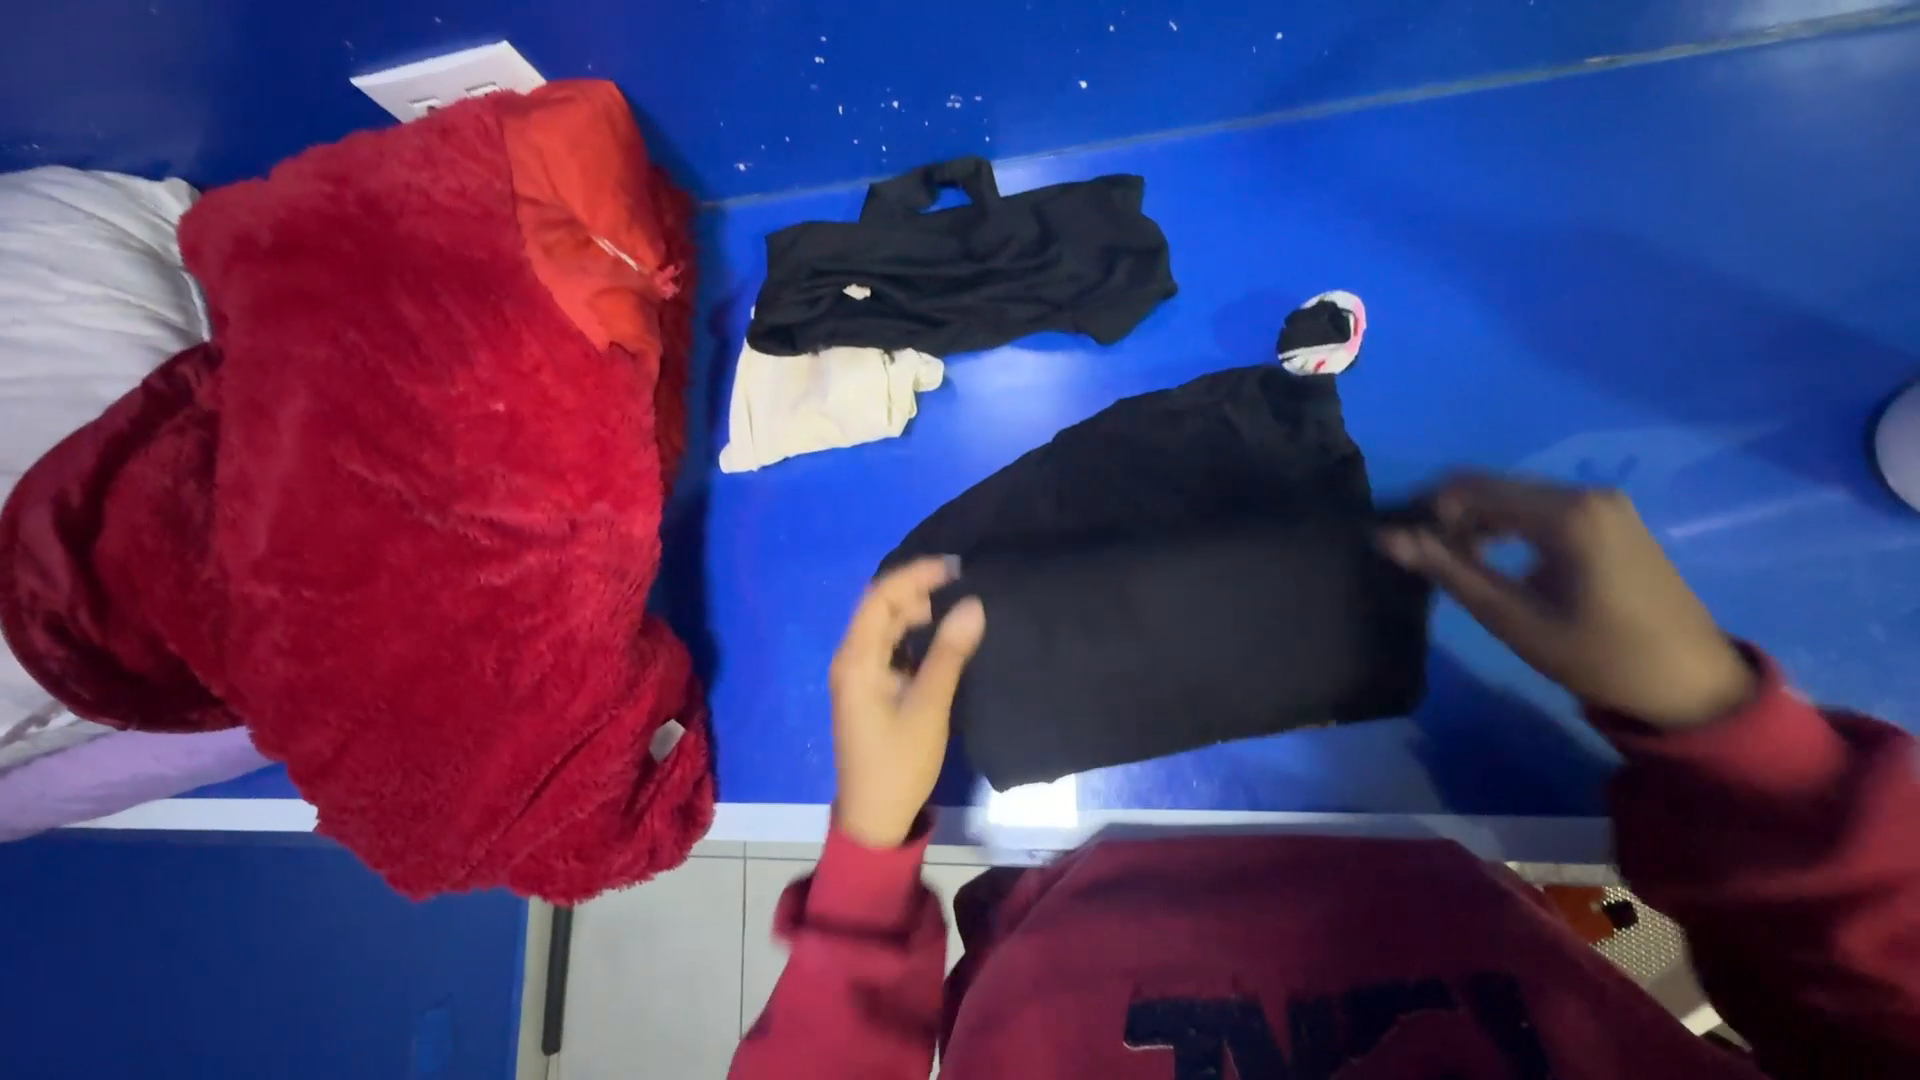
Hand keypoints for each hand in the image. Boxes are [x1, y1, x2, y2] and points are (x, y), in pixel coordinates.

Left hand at [828, 557, 986, 846]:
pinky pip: (891, 647)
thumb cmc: (899, 762)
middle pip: (881, 608)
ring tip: (958, 601)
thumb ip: (949, 653)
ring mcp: (859, 674)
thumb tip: (973, 605)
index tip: (953, 566)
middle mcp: (851, 659)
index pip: (880, 598)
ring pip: (887, 627)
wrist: (875, 817)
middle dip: (918, 590)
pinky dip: (914, 634)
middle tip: (962, 582)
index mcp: (856, 659)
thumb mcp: (929, 705)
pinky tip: (942, 634)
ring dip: (917, 611)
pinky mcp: (871, 689)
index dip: (914, 576)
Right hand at [1380, 473, 1754, 729]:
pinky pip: (1540, 508)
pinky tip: (1495, 558)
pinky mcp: (1611, 518)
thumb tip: (1385, 537)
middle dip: (1449, 517)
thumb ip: (1448, 569)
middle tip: (1425, 559)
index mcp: (1566, 513)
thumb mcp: (1511, 616)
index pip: (1469, 487)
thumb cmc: (1597, 655)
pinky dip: (1506, 525)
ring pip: (1513, 496)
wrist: (1691, 683)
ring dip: (1475, 522)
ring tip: (1456, 564)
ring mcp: (1604, 504)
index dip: (1426, 512)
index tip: (1405, 548)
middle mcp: (1586, 494)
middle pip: (1492, 487)